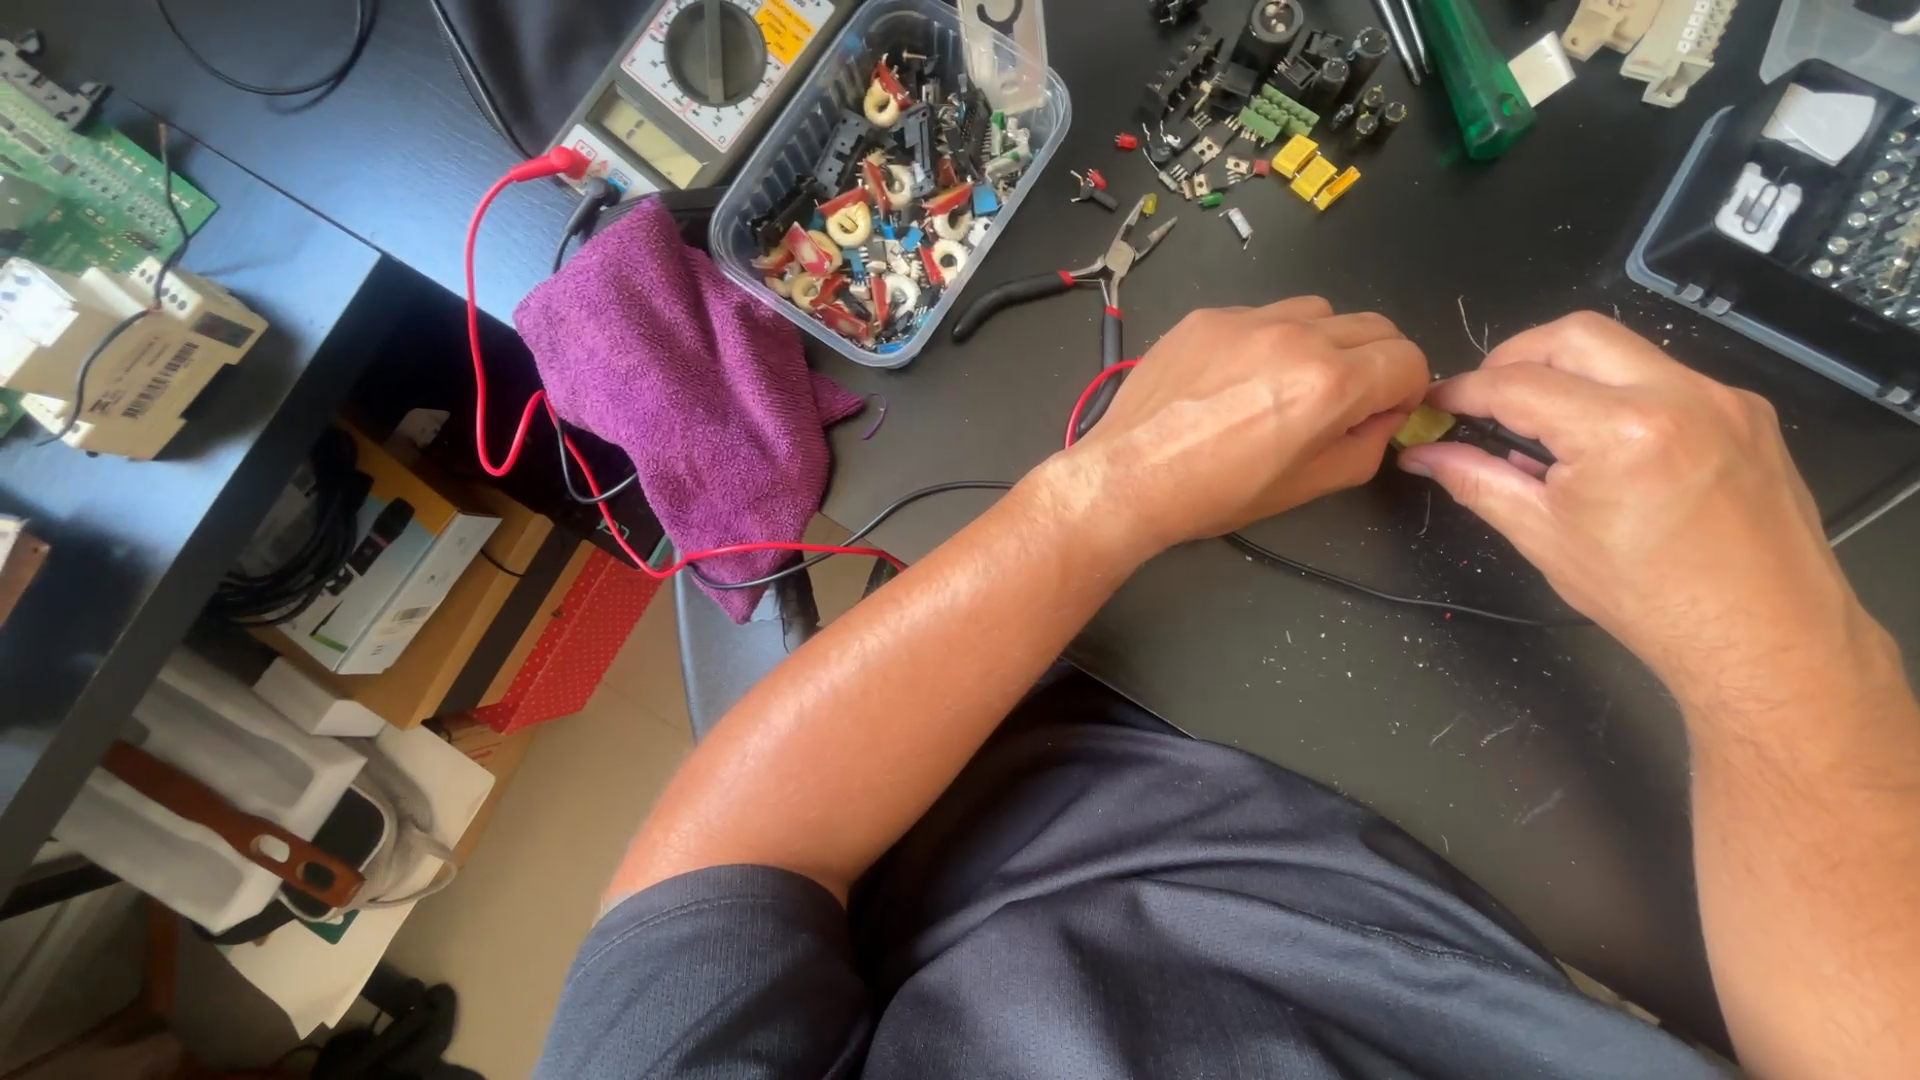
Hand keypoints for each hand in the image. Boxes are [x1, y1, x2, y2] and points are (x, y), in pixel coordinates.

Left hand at [1066, 296, 1428, 548]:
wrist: (1128, 477)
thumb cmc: (1214, 494)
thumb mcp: (1308, 486)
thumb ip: (1367, 445)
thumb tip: (1383, 415)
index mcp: (1328, 383)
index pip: (1408, 360)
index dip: (1404, 390)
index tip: (1381, 410)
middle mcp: (1293, 337)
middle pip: (1372, 325)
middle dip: (1372, 362)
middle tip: (1342, 399)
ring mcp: (1245, 321)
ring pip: (1317, 311)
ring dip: (1321, 342)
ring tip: (1285, 384)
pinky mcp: (1206, 318)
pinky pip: (1259, 315)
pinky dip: (1266, 339)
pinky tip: (1235, 378)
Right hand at [1397, 312, 1867, 703]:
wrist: (1762, 633)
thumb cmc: (1643, 595)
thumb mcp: (1539, 534)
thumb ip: (1473, 479)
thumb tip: (1422, 454)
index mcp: (1621, 432)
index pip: (1516, 384)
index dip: (1461, 392)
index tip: (1433, 406)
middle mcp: (1681, 397)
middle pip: (1572, 335)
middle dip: (1511, 358)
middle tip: (1481, 400)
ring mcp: (1724, 399)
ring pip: (1622, 348)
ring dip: (1564, 371)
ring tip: (1535, 423)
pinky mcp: (1746, 413)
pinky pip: (1662, 377)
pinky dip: (1612, 392)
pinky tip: (1594, 441)